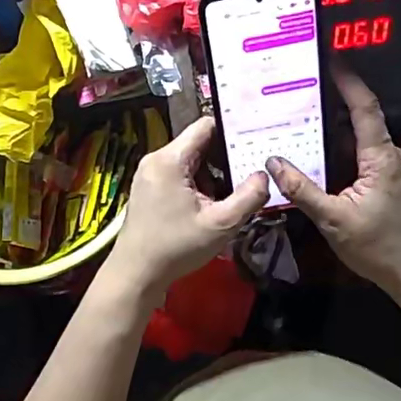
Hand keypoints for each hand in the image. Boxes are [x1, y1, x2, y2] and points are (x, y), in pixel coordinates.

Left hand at [103, 116, 268, 298]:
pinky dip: (197, 184)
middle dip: (225, 157)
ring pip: (190, 161)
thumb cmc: (175, 248)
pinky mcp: (148, 189)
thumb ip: (248, 197)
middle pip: (199, 143)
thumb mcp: (220, 224)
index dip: (232, 130)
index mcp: (170, 159)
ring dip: (212, 174)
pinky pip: (179, 175)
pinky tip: (211, 204)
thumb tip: (264, 175)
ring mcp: (149, 174)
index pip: (205, 125)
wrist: (136, 274)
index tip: (255, 141)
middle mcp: (156, 159)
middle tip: (252, 170)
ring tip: (235, 192)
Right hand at [266, 66, 400, 296]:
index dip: (350, 84)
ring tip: (313, 139)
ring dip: (344, 140)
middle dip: (337, 116)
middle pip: (366, 126)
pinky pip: (378, 159)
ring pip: (371, 145)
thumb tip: (274, 162)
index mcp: (383, 159)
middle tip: (305, 109)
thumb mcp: (332, 220)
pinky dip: (356, 157)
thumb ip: (302, 189)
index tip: (333, 63)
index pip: (366, 110)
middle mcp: (399, 156)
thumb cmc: (376, 247)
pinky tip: (336, 169)